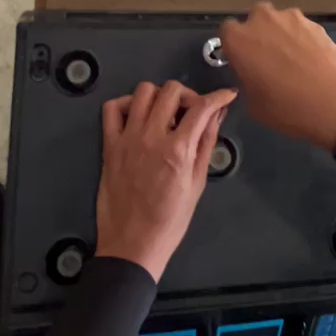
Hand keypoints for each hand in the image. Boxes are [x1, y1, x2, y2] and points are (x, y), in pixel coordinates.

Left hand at [95, 80, 235, 280]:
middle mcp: (151, 137)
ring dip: (160, 96)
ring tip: (166, 113)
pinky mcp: (109, 145)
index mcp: (178, 150)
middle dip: (189, 95)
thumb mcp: (197, 182)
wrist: (133, 245)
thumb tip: (217, 114)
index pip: (202, 107)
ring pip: (143, 91)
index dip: (219, 96)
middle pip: (172, 90)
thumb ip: (206, 143)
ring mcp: (127, 139)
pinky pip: (111, 108)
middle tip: (193, 112)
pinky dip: (127, 104)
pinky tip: (138, 117)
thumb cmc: (171, 220)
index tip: (227, 95)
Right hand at [218, 2, 335, 150]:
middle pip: (254, 20)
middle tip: (268, 60)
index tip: (243, 61)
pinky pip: (299, 27)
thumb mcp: (253, 104)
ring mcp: (290, 17)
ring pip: (279, 21)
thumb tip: (253, 74)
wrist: (334, 101)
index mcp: (238, 40)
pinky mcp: (313, 22)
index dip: (235, 47)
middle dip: (259, 35)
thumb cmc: (288, 107)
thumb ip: (246, 79)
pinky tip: (310, 59)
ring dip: (281, 35)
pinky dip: (301, 38)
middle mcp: (261, 21)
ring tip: (293, 60)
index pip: (227, 32)